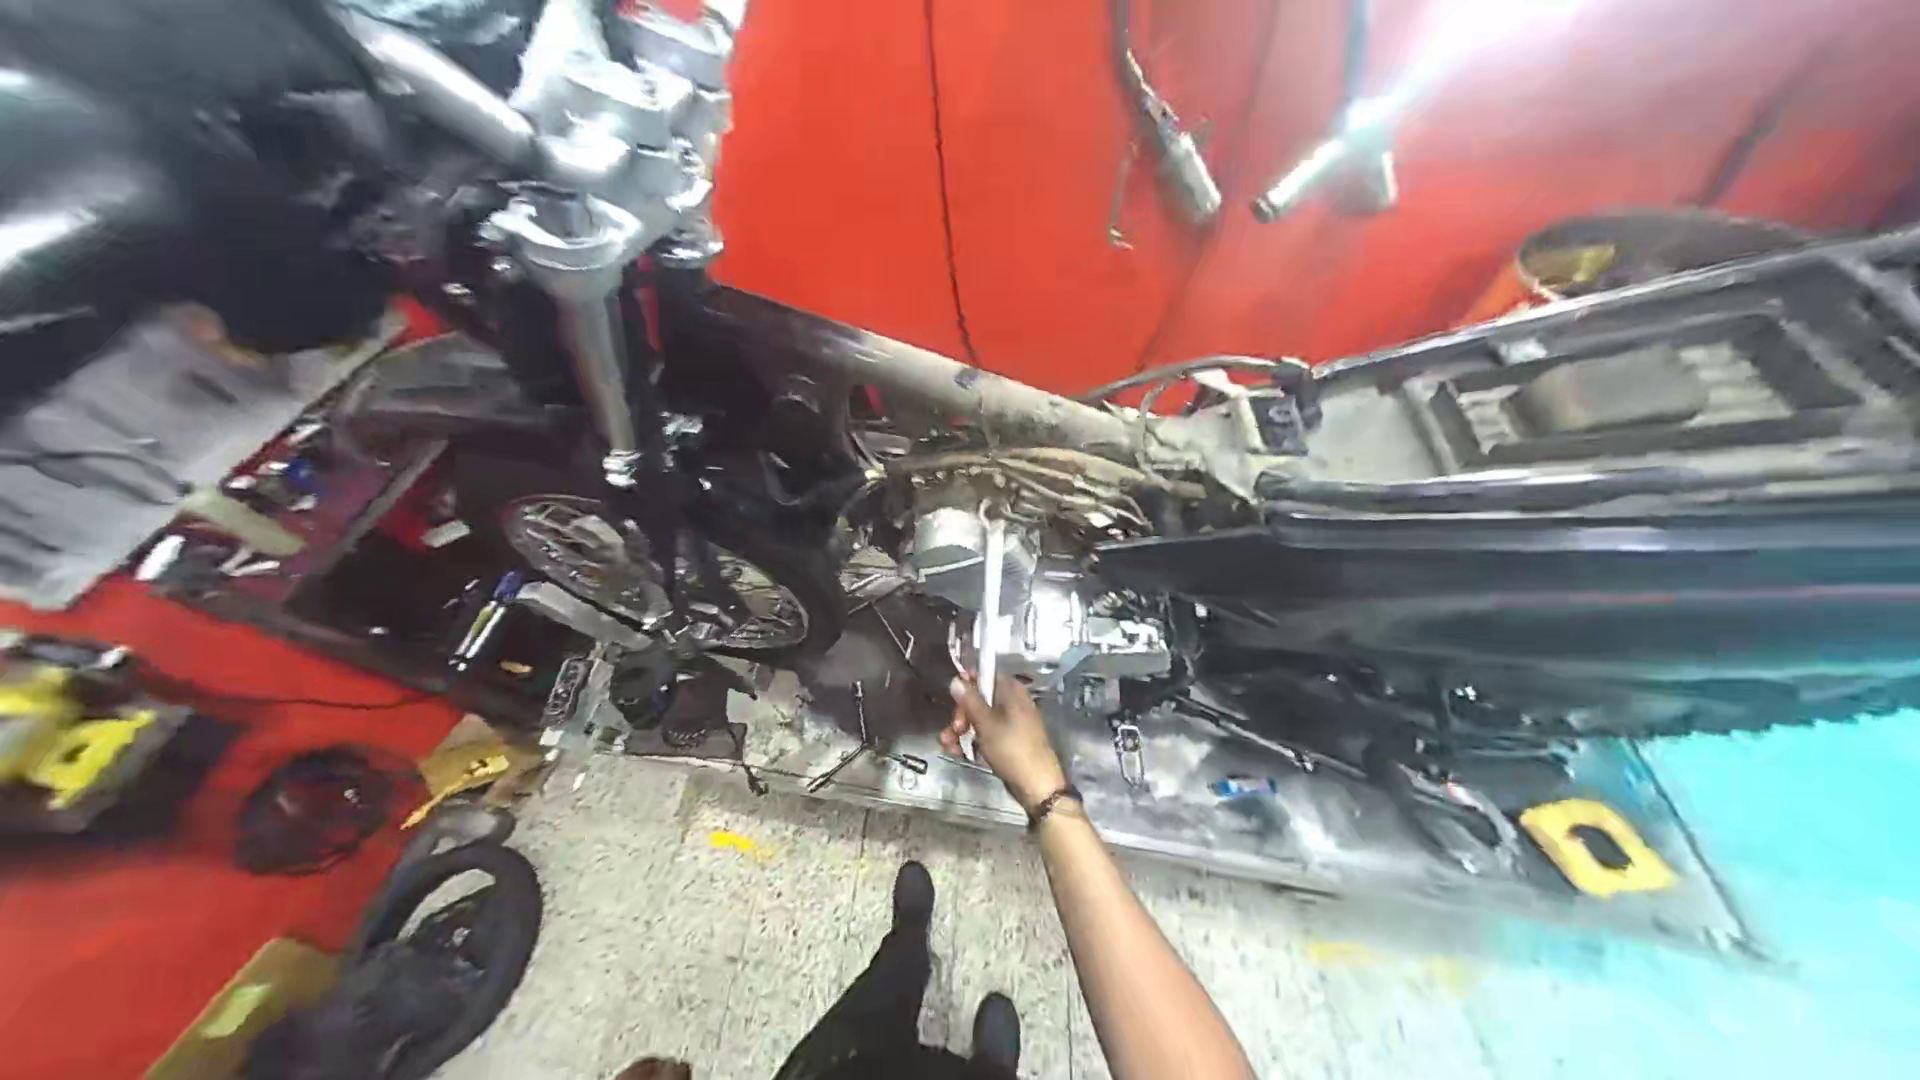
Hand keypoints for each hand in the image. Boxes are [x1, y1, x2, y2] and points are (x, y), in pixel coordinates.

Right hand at [944, 674, 1067, 809]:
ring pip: (980, 718)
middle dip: (962, 712)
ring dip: (961, 729)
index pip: (988, 674)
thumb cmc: (1012, 748)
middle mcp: (1012, 703)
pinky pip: (985, 733)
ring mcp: (1010, 723)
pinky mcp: (1007, 741)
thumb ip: (970, 700)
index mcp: (1012, 691)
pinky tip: (957, 751)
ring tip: (948, 743)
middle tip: (955, 726)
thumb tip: (956, 679)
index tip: (953, 693)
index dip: (969, 681)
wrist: (1036, 784)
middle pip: (980, 698)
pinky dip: (971, 740)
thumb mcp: (986, 723)